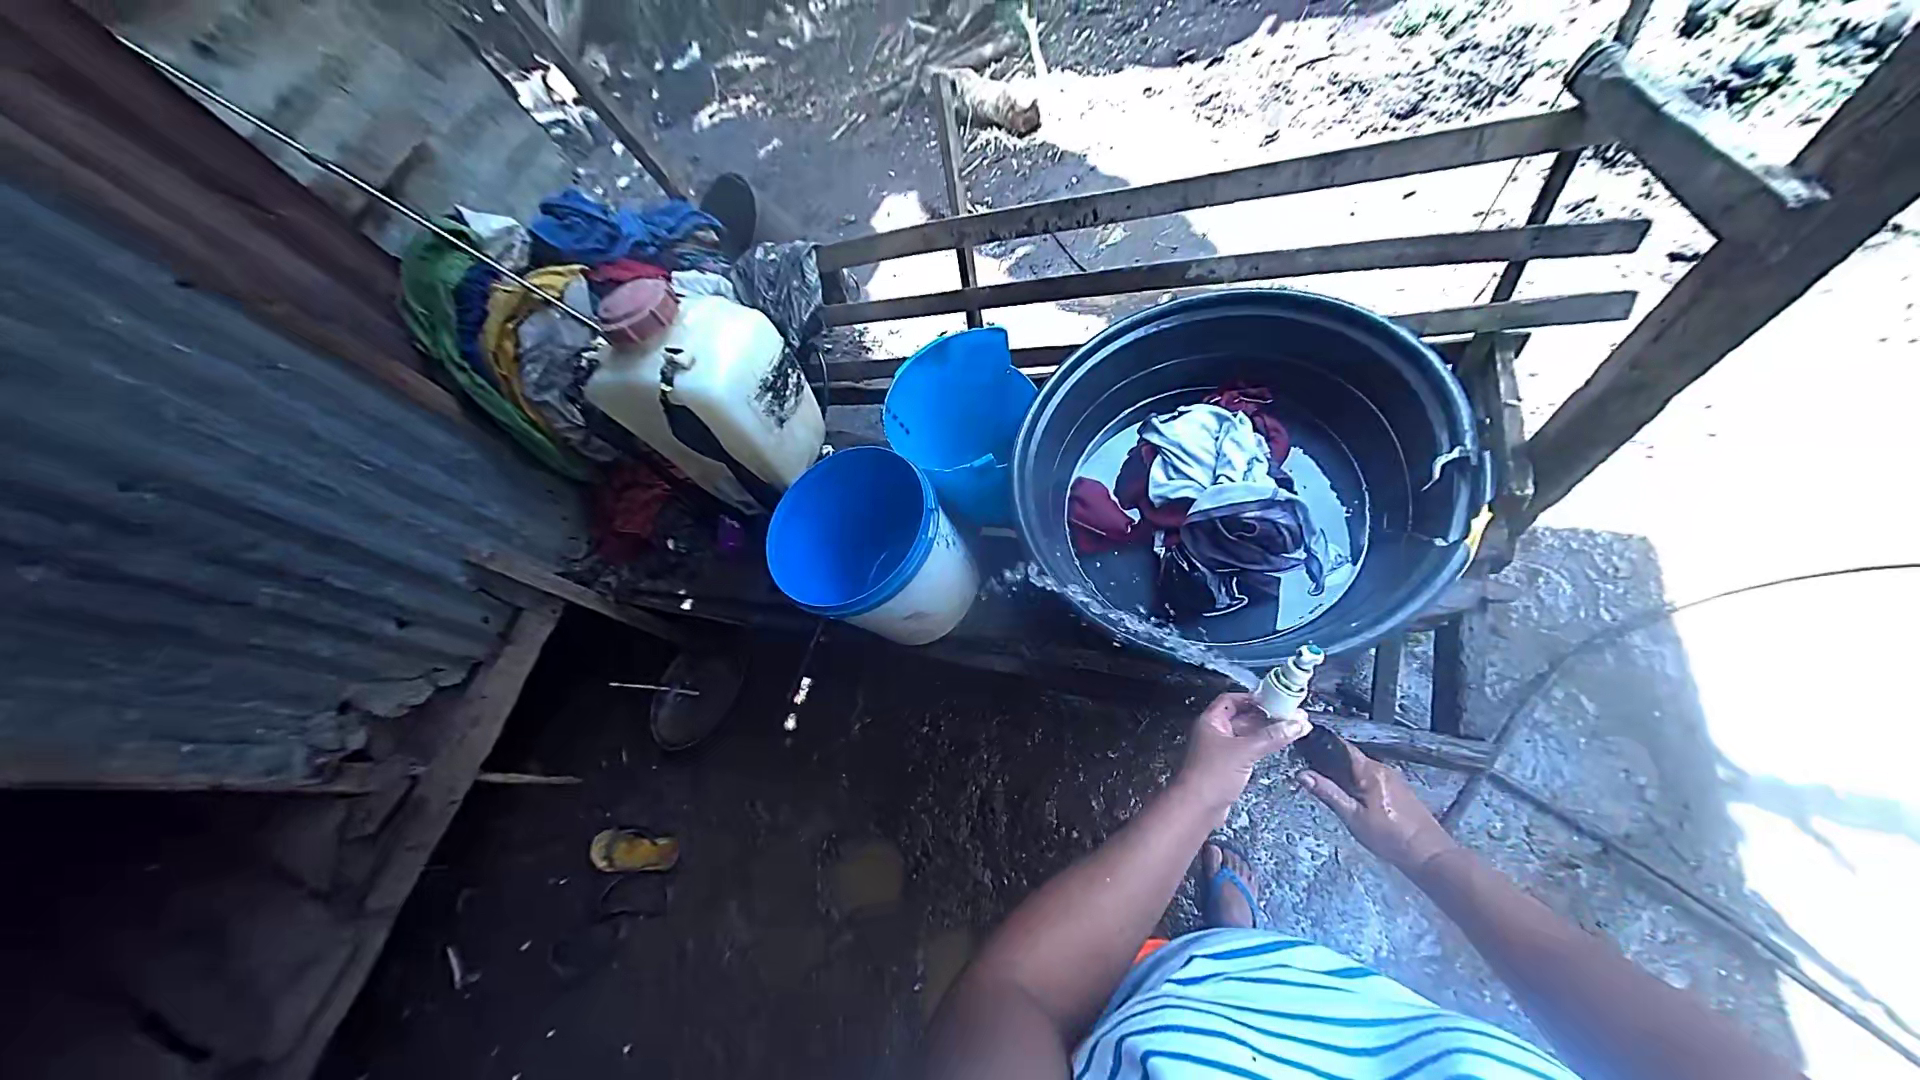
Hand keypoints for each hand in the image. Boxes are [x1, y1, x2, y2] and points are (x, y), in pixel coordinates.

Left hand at [1174, 693, 1309, 814]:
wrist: (1198, 806)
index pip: (1232, 699)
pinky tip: (1280, 743)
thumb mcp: (1244, 751)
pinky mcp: (1230, 765)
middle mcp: (1215, 732)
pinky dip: (1264, 744)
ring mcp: (1222, 749)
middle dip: (1267, 714)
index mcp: (1211, 721)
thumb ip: (1271, 737)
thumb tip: (1295, 723)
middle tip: (1292, 714)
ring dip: (1268, 730)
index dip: (1252, 697)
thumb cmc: (1211, 774)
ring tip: (1294, 727)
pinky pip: (1249, 748)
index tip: (1275, 698)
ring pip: (1248, 733)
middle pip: (1243, 716)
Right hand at [1299, 739, 1458, 872]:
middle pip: (1349, 757)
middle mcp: (1382, 769)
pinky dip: (1358, 781)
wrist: (1431, 856)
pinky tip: (1352, 796)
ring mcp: (1393, 779)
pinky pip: (1371, 777)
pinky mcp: (1399, 790)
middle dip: (1330, 762)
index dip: (1320, 744)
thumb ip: (1328, 793)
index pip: (1340, 746)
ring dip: (1345, 773)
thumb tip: (1302, 774)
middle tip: (1311, 771)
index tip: (1302, 746)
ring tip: (1328, 784)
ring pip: (1360, 768)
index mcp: (1370, 771)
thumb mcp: (1353, 817)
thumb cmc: (1391, 838)